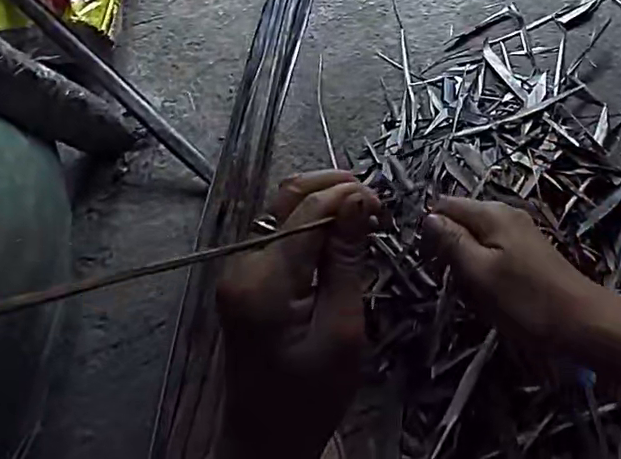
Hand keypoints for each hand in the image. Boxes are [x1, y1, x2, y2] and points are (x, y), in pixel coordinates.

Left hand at [218, 171, 381, 458]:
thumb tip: (359, 198)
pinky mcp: (246, 274)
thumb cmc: (309, 398)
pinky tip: (339, 234)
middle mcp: (241, 264)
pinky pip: (282, 228)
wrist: (264, 445)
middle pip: (289, 196)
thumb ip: (347, 259)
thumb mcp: (341, 329)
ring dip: (326, 202)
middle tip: (374, 205)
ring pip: (285, 206)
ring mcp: (238, 267)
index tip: (382, 204)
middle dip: (336, 188)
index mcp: (263, 280)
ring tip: (362, 216)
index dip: (349, 194)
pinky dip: (313, 221)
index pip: (308, 209)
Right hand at [421, 197, 600, 346]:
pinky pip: (494, 247)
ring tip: (467, 288)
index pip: (447, 205)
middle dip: (449, 244)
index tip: (426, 259)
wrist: (582, 320)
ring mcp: (520, 230)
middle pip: (463, 217)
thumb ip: (453, 242)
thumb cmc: (526, 300)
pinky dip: (484, 264)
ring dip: (466, 258)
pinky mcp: (529, 249)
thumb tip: (429, 217)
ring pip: (478, 234)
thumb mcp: (481, 274)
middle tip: (449, 280)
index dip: (431, 228)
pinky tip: (488, 289)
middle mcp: (506, 212)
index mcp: (492, 213)